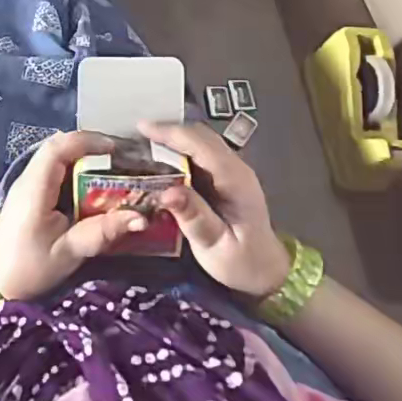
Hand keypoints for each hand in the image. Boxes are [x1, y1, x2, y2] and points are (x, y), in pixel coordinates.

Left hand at [0, 130, 147, 300]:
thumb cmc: (27, 267)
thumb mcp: (69, 252)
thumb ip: (103, 231)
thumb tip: (141, 217)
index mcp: (35, 188)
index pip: (58, 148)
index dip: (88, 141)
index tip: (117, 149)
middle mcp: (30, 179)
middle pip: (60, 148)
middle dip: (93, 149)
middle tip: (124, 160)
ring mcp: (28, 185)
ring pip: (58, 158)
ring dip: (86, 160)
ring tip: (116, 171)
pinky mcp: (31, 194)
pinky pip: (56, 172)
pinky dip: (78, 173)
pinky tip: (96, 188)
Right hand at [139, 121, 288, 298]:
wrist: (266, 271)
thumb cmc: (241, 262)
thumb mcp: (215, 245)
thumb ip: (193, 217)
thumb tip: (166, 192)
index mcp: (235, 181)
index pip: (202, 146)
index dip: (172, 134)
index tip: (143, 128)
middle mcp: (236, 169)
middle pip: (201, 137)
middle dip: (168, 131)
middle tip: (135, 135)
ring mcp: (232, 171)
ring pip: (201, 141)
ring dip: (173, 138)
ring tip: (142, 142)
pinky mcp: (225, 177)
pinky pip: (200, 153)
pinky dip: (178, 148)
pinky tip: (160, 156)